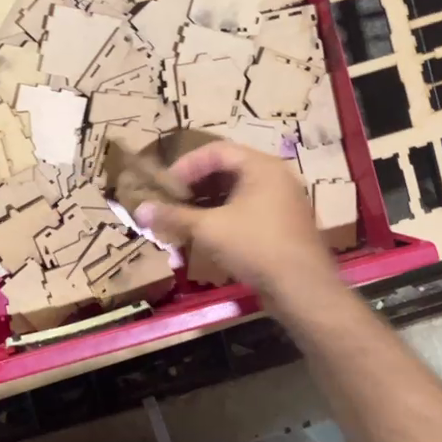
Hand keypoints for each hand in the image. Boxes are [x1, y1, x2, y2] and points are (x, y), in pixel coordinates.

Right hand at [134, 140, 341, 312]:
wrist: (303, 290)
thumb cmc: (256, 247)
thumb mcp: (208, 229)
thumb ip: (173, 216)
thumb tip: (138, 210)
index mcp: (261, 166)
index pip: (215, 150)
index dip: (185, 165)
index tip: (165, 185)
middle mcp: (276, 176)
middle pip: (227, 169)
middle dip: (195, 184)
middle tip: (171, 199)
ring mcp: (284, 201)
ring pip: (237, 191)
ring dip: (208, 202)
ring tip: (184, 217)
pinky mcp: (285, 224)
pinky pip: (249, 208)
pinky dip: (225, 215)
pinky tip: (208, 234)